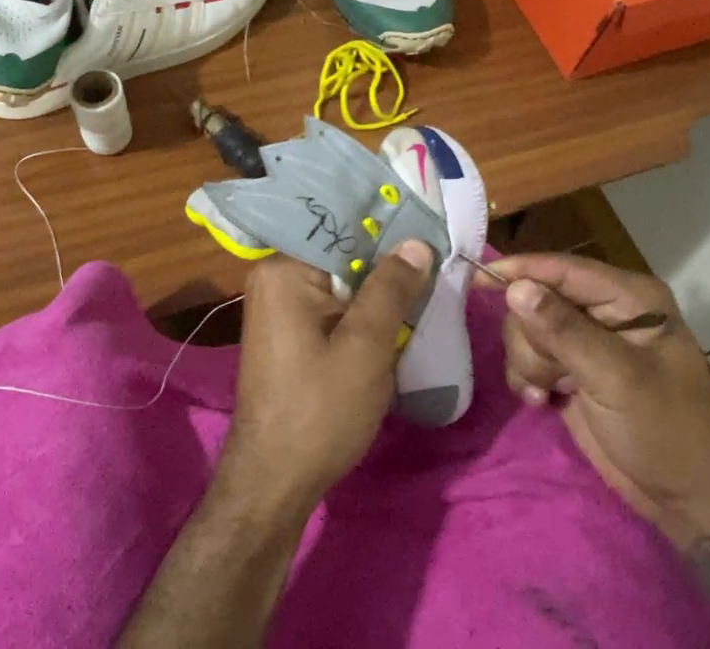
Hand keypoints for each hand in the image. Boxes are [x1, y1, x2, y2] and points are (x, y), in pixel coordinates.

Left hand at [224, 241, 434, 507]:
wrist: (275, 480)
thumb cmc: (320, 411)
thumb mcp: (366, 347)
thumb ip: (391, 289)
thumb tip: (416, 243)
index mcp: (283, 270)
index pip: (341, 228)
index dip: (387, 228)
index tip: (430, 228)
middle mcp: (274, 278)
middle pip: (341, 254)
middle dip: (386, 261)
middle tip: (436, 259)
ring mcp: (278, 307)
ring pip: (340, 282)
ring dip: (378, 290)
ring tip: (426, 284)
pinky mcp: (288, 333)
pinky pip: (331, 306)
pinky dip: (361, 312)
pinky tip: (396, 318)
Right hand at [481, 253, 709, 526]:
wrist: (689, 498)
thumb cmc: (667, 430)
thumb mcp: (616, 378)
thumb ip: (563, 331)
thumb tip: (515, 288)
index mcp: (629, 298)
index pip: (563, 270)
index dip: (520, 271)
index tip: (477, 280)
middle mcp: (605, 312)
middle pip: (537, 300)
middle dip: (530, 338)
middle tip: (548, 374)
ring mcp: (587, 343)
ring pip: (527, 330)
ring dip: (527, 363)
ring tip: (547, 394)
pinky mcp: (573, 372)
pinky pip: (529, 358)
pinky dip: (528, 379)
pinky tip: (544, 402)